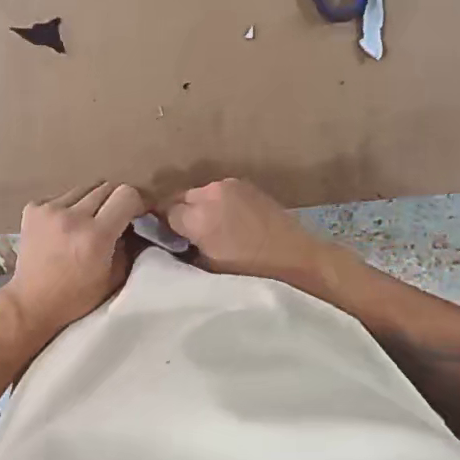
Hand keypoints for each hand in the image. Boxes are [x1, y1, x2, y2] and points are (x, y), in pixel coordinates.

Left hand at [3, 181, 147, 336]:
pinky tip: (64, 227)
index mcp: (96, 235)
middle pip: (106, 187)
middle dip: (116, 201)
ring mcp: (49, 210)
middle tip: (116, 218)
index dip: (138, 201)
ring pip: (83, 189)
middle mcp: (72, 216)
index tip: (138, 213)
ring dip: (91, 202)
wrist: (32, 302)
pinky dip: (68, 207)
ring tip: (89, 222)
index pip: (127, 195)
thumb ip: (129, 246)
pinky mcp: (32, 209)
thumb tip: (133, 223)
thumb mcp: (115, 277)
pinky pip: (60, 196)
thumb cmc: (78, 297)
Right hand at [163, 178, 357, 295]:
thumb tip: (168, 244)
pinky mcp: (249, 186)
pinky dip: (216, 205)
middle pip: (178, 198)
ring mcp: (232, 185)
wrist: (299, 263)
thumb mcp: (204, 268)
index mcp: (197, 216)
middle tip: (183, 239)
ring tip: (207, 231)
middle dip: (178, 215)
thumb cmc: (249, 274)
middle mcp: (211, 193)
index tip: (164, 241)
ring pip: (200, 194)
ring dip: (198, 209)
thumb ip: (180, 251)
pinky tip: (226, 224)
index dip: (160, 227)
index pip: (162, 212)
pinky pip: (220, 193)